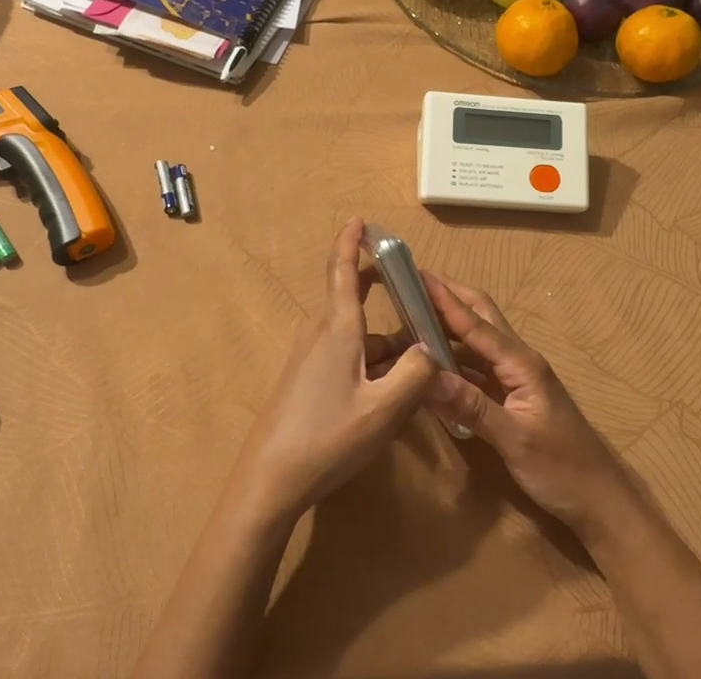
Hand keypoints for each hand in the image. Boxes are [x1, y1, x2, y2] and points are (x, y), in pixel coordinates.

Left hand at [228, 218, 438, 520]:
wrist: (269, 481)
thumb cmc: (327, 438)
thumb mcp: (384, 409)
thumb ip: (416, 374)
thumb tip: (431, 349)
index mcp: (337, 330)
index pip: (343, 272)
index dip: (352, 242)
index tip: (360, 218)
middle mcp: (320, 336)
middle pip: (353, 301)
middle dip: (383, 293)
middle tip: (419, 297)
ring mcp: (310, 360)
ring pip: (357, 336)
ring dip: (386, 343)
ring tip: (423, 365)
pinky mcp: (308, 382)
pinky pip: (347, 357)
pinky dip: (373, 363)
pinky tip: (394, 394)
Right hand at [421, 272, 635, 530]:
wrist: (598, 499)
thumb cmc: (561, 468)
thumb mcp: (514, 439)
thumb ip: (471, 406)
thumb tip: (426, 376)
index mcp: (522, 363)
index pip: (476, 324)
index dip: (445, 299)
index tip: (415, 274)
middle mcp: (519, 362)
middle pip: (481, 317)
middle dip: (450, 295)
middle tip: (412, 280)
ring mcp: (516, 379)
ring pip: (478, 340)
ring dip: (449, 323)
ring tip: (414, 312)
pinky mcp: (511, 398)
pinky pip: (477, 367)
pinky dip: (453, 357)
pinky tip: (432, 362)